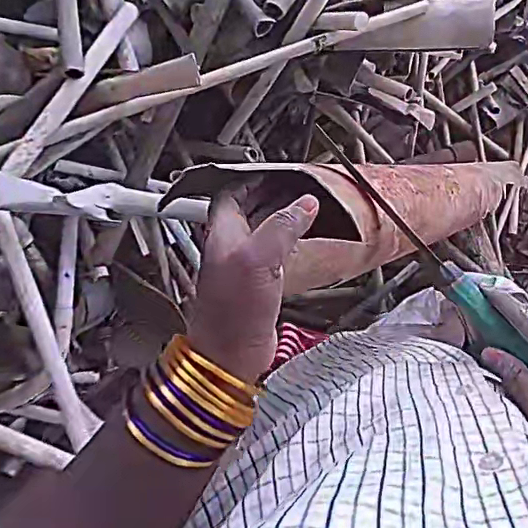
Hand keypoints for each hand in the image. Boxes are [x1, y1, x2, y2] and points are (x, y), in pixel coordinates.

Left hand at [185, 184, 317, 380]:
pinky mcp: (257, 285)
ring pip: (263, 229)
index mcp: (223, 232)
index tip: (277, 172)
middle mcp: (231, 246)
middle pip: (250, 207)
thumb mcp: (258, 258)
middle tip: (297, 186)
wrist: (230, 355)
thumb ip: (282, 226)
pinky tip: (302, 242)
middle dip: (272, 193)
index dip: (255, 178)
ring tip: (304, 207)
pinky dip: (288, 242)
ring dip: (282, 217)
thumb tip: (304, 204)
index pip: (234, 191)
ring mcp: (243, 265)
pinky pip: (273, 253)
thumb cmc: (231, 312)